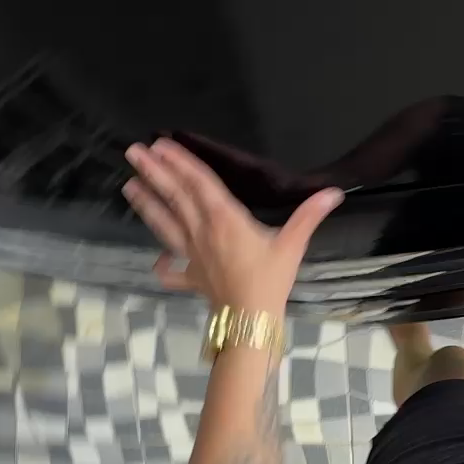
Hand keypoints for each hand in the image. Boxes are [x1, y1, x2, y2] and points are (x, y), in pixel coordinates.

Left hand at [122, 138, 343, 313]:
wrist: (250, 318)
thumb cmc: (271, 279)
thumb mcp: (293, 244)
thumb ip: (309, 215)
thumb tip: (334, 192)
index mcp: (224, 219)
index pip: (199, 184)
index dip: (180, 162)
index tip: (161, 144)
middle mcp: (202, 232)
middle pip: (174, 198)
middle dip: (154, 173)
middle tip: (133, 152)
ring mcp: (192, 256)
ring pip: (164, 226)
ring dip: (146, 204)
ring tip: (129, 185)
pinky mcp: (192, 278)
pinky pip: (172, 272)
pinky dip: (163, 266)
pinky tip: (158, 261)